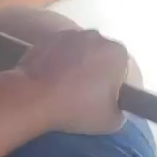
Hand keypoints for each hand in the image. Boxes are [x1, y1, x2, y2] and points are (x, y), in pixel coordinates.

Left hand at [14, 29, 128, 134]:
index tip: (105, 101)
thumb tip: (116, 108)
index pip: (123, 70)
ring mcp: (70, 34)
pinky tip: (51, 79)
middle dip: (97, 72)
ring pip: (80, 51)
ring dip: (78, 64)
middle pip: (102, 56)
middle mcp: (96, 36)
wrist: (33, 97)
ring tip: (65, 87)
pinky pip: (60, 50)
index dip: (116, 87)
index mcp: (117, 53)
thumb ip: (120, 112)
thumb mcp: (110, 122)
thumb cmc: (76, 107)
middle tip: (86, 95)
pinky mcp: (48, 38)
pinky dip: (58, 61)